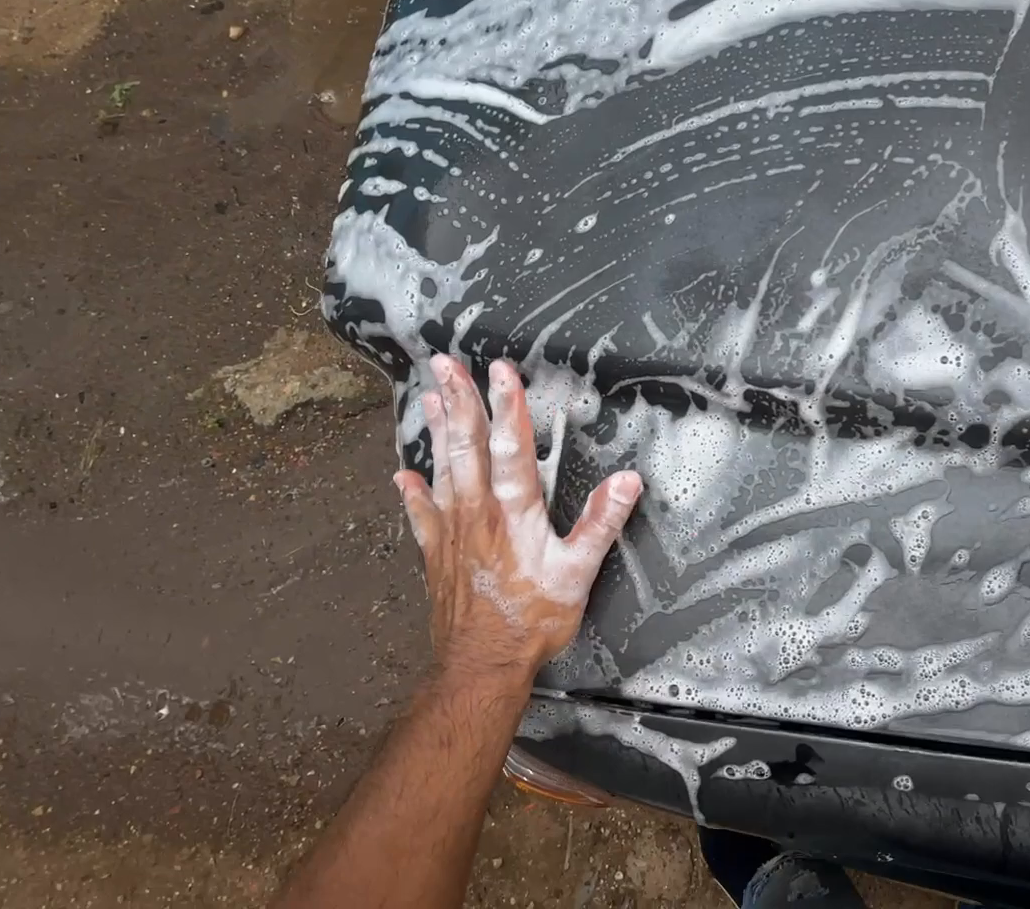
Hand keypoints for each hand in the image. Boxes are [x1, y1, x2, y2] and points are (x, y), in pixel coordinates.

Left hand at [393, 354, 643, 691]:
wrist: (480, 665)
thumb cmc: (533, 616)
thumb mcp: (578, 571)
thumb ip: (601, 523)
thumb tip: (627, 480)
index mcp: (513, 512)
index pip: (511, 448)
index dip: (508, 406)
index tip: (501, 370)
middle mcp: (476, 513)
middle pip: (466, 446)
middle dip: (460, 402)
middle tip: (445, 364)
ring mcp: (451, 531)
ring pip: (442, 468)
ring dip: (437, 430)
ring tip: (431, 395)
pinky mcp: (436, 553)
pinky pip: (420, 515)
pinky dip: (411, 493)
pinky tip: (401, 475)